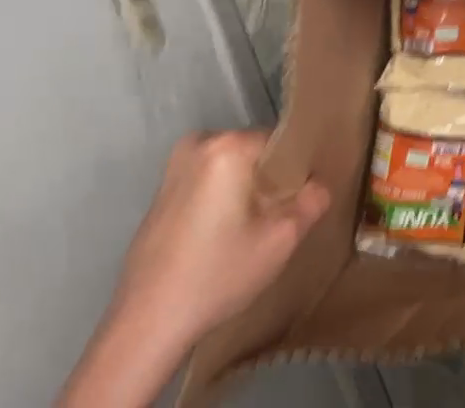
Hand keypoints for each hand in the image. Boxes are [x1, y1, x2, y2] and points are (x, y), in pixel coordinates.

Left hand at [58, 131, 330, 406]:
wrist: (147, 323)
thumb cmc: (218, 273)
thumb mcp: (283, 238)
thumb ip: (314, 199)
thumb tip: (317, 184)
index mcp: (227, 147)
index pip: (282, 142)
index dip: (299, 170)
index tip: (302, 200)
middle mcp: (197, 146)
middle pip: (256, 153)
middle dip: (273, 180)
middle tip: (280, 219)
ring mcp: (173, 169)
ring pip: (233, 169)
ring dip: (248, 192)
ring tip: (255, 231)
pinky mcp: (160, 195)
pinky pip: (209, 183)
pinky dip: (224, 201)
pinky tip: (225, 238)